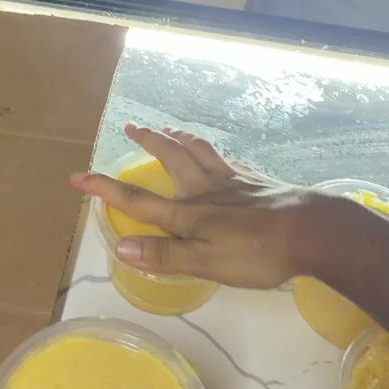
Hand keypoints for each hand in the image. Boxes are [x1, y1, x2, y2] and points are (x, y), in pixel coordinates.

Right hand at [70, 124, 328, 288]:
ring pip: (201, 151)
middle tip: (133, 126)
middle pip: (172, 158)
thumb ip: (165, 255)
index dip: (106, 189)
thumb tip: (121, 246)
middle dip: (150, 142)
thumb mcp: (206, 262)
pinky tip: (223, 155)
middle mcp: (206, 189)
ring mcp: (234, 181)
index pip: (139, 201)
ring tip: (171, 128)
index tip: (78, 176)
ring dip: (181, 138)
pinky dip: (218, 152)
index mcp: (189, 212)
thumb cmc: (257, 252)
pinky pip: (231, 160)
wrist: (311, 231)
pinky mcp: (258, 181)